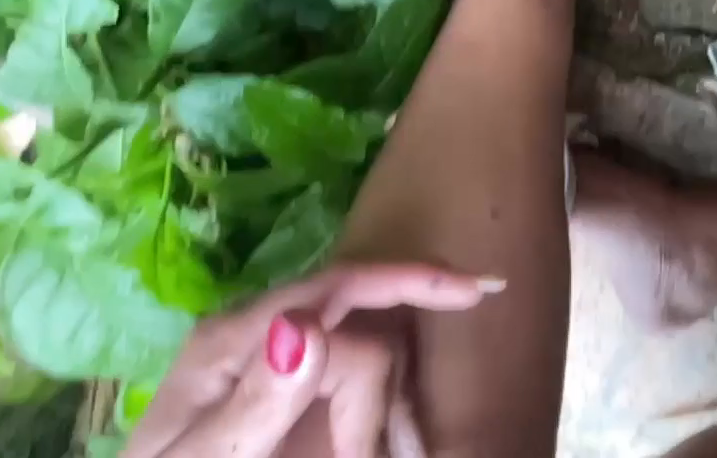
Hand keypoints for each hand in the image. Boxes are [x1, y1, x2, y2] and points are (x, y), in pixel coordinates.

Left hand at [124, 262, 502, 457]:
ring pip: (381, 363)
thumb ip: (253, 405)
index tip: (479, 292)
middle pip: (368, 335)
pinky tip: (411, 449)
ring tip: (404, 457)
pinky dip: (395, 422)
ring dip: (393, 417)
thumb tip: (310, 321)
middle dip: (380, 404)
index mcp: (237, 338)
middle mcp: (270, 335)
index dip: (416, 277)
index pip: (344, 284)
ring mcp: (291, 364)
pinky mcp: (307, 394)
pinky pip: (374, 390)